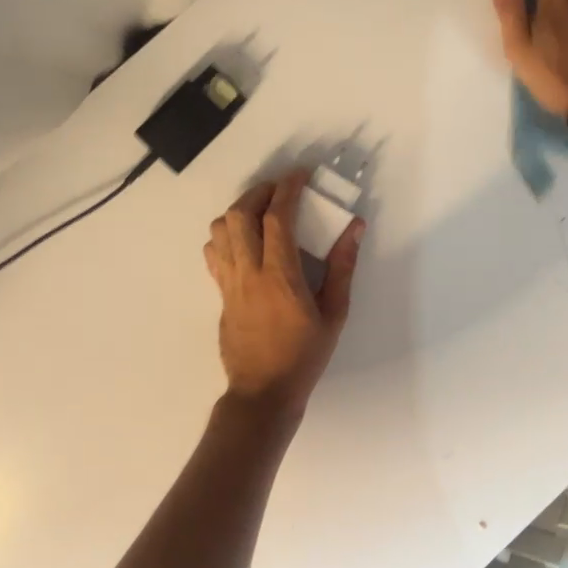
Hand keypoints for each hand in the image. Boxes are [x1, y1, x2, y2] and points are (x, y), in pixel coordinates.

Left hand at [203, 170, 364, 418]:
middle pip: (239, 214)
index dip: (288, 188)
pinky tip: (244, 240)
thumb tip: (354, 228)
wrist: (263, 393)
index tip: (300, 175)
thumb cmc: (304, 356)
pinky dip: (225, 234)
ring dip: (239, 210)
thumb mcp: (334, 313)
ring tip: (260, 210)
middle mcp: (248, 273)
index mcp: (280, 277)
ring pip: (219, 229)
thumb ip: (342, 266)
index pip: (277, 217)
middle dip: (259, 192)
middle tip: (280, 189)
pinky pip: (213, 252)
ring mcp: (229, 283)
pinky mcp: (219, 293)